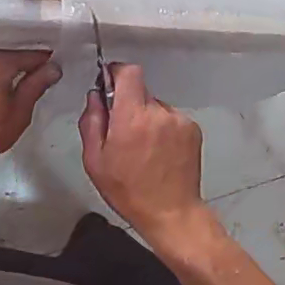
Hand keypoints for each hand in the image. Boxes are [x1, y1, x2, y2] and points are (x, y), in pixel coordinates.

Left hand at [0, 48, 61, 172]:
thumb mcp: (19, 112)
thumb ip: (36, 85)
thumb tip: (53, 69)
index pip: (30, 54)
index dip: (45, 62)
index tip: (53, 71)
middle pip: (8, 50)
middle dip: (23, 62)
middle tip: (36, 78)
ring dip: (3, 64)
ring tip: (14, 83)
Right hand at [79, 63, 210, 247]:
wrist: (171, 212)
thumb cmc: (129, 191)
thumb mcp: (95, 161)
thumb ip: (92, 122)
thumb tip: (95, 97)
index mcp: (132, 118)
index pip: (128, 72)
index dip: (116, 73)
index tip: (108, 85)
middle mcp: (159, 113)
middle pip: (140, 91)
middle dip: (128, 105)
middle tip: (122, 133)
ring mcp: (179, 121)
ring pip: (156, 107)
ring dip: (146, 119)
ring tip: (143, 150)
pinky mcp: (193, 130)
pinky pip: (171, 119)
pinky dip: (163, 129)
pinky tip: (159, 153)